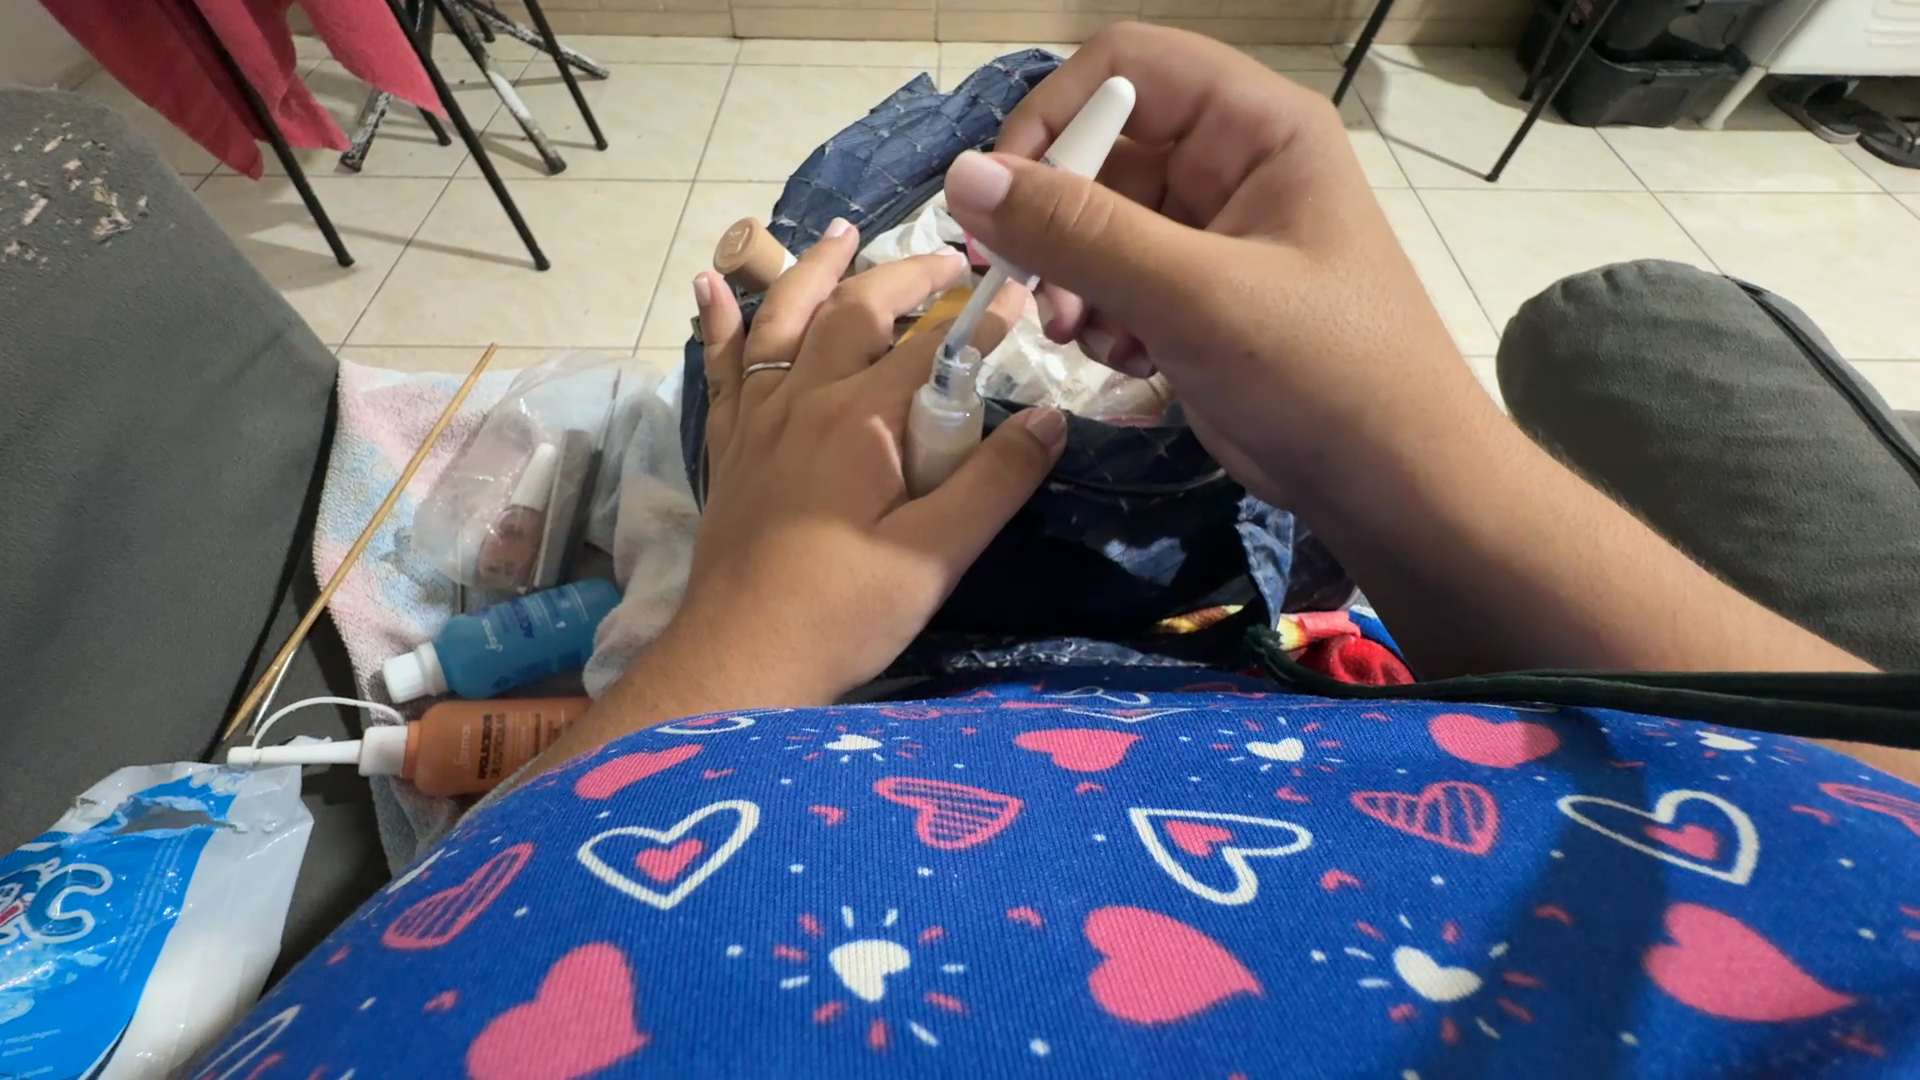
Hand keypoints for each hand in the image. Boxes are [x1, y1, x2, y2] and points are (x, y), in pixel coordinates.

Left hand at [663, 221, 1064, 703]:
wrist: (742, 658)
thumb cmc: (844, 612)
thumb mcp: (936, 555)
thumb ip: (995, 482)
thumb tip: (1049, 419)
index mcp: (860, 421)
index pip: (931, 348)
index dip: (979, 319)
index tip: (1019, 294)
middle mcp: (803, 402)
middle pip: (854, 312)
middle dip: (906, 275)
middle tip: (948, 256)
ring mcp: (759, 422)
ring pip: (782, 322)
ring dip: (814, 271)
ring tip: (840, 231)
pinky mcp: (731, 450)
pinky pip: (724, 369)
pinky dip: (721, 323)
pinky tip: (710, 286)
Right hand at [942, 23, 1496, 513]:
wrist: (1380, 477)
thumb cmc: (1315, 369)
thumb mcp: (1193, 295)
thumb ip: (1078, 234)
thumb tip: (963, 178)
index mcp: (1250, 128)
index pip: (1124, 69)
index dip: (1050, 119)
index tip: (998, 200)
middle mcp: (1224, 171)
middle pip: (1099, 159)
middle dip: (1056, 231)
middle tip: (1032, 297)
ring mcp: (1205, 243)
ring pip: (1095, 234)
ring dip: (1073, 287)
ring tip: (1086, 340)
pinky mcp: (1189, 304)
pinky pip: (1113, 289)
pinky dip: (1102, 324)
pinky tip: (1129, 363)